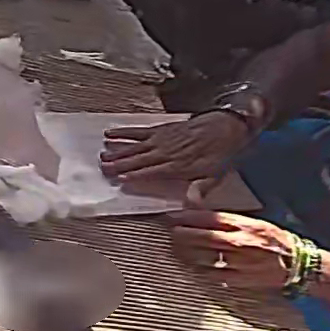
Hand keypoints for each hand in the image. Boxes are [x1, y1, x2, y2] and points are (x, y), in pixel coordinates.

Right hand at [100, 111, 249, 185]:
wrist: (227, 127)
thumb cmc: (220, 153)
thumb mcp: (215, 175)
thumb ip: (200, 189)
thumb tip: (192, 203)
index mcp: (176, 166)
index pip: (149, 172)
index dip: (133, 176)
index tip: (119, 179)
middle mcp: (165, 152)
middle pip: (137, 160)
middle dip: (119, 164)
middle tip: (103, 168)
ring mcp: (161, 139)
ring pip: (134, 147)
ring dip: (117, 151)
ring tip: (102, 156)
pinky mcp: (160, 129)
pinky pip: (138, 131)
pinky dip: (123, 132)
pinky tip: (110, 134)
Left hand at [166, 209, 303, 290]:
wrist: (301, 266)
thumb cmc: (276, 241)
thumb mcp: (255, 222)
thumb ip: (229, 219)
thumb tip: (199, 212)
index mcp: (245, 225)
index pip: (208, 218)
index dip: (187, 217)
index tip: (173, 216)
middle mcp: (240, 243)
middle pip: (201, 237)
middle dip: (181, 234)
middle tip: (170, 231)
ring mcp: (238, 263)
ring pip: (202, 257)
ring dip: (185, 251)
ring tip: (175, 247)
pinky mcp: (238, 279)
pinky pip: (210, 274)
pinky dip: (197, 269)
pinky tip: (190, 265)